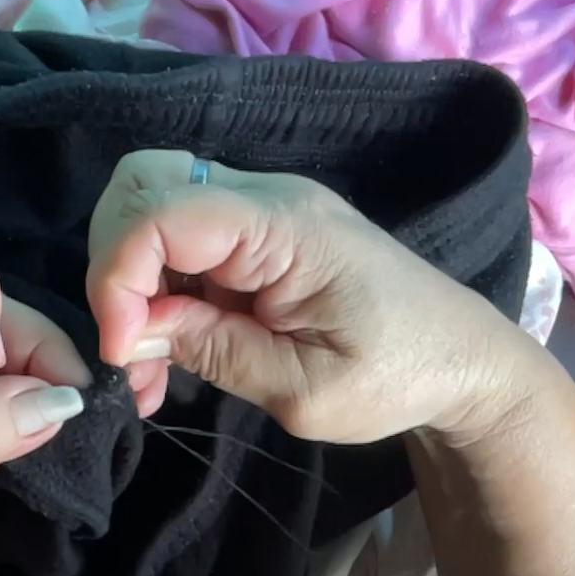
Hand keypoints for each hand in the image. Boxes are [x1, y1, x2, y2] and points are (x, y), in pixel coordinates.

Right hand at [86, 150, 531, 444]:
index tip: (123, 352)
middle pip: (143, 185)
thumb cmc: (398, 378)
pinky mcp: (260, 239)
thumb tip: (132, 329)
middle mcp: (267, 198)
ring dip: (131, 287)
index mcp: (285, 226)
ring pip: (153, 212)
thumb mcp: (303, 389)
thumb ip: (215, 351)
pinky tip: (169, 354)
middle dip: (114, 269)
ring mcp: (263, 213)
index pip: (160, 210)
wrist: (460, 360)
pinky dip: (158, 295)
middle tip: (131, 353)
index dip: (117, 277)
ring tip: (148, 370)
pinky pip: (183, 246)